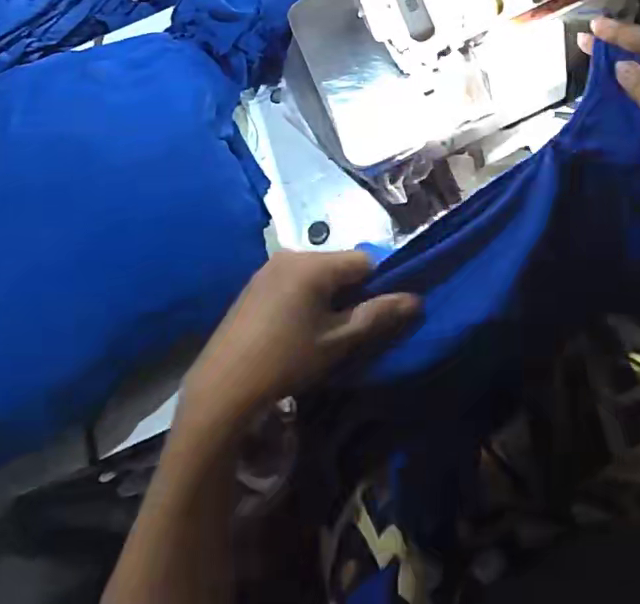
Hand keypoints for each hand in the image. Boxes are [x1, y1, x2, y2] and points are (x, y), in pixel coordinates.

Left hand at [178, 250, 419, 434]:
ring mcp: (269, 267)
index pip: (365, 261)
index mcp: (314, 263)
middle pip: (340, 264)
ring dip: (328, 296)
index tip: (372, 318)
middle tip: (347, 330)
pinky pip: (295, 280)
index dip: (377, 287)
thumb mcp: (338, 341)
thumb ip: (378, 316)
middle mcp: (292, 254)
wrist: (223, 384)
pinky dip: (306, 297)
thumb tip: (416, 299)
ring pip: (317, 273)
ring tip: (322, 333)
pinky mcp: (254, 283)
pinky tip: (297, 329)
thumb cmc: (286, 359)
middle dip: (351, 291)